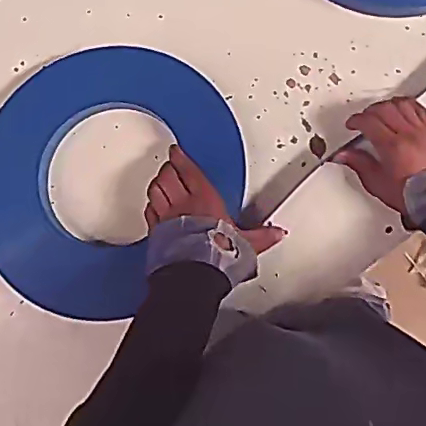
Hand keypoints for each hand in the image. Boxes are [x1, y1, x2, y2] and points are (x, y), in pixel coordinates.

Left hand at [144, 145, 285, 253]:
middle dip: (167, 169)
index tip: (176, 152)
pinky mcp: (156, 232)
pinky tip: (153, 207)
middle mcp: (182, 204)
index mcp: (204, 199)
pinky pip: (149, 212)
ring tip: (160, 182)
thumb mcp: (246, 244)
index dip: (180, 159)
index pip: (189, 171)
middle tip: (170, 167)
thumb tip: (276, 234)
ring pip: (155, 191)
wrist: (194, 273)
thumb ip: (261, 236)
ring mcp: (167, 217)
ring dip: (156, 184)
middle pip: (167, 176)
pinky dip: (150, 206)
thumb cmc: (218, 254)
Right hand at [333, 98, 425, 213]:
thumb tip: (344, 155)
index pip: (369, 121)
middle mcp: (407, 135)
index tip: (352, 124)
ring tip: (381, 111)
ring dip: (388, 105)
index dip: (356, 120)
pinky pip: (419, 110)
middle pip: (384, 109)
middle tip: (363, 118)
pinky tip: (402, 108)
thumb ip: (359, 164)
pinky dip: (407, 105)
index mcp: (391, 146)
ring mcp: (421, 132)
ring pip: (402, 104)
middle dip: (369, 111)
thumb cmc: (411, 194)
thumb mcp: (376, 182)